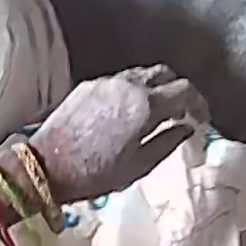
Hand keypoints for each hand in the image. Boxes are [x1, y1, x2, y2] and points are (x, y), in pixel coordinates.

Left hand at [28, 65, 208, 203]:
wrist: (45, 165)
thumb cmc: (95, 173)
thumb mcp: (139, 166)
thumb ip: (167, 142)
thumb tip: (187, 128)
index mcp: (146, 105)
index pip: (185, 90)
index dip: (199, 102)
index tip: (201, 118)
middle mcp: (129, 85)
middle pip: (166, 73)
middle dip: (179, 89)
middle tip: (182, 111)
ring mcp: (107, 82)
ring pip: (143, 73)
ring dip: (157, 86)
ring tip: (158, 110)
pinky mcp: (89, 85)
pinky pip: (122, 79)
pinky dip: (135, 88)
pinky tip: (130, 110)